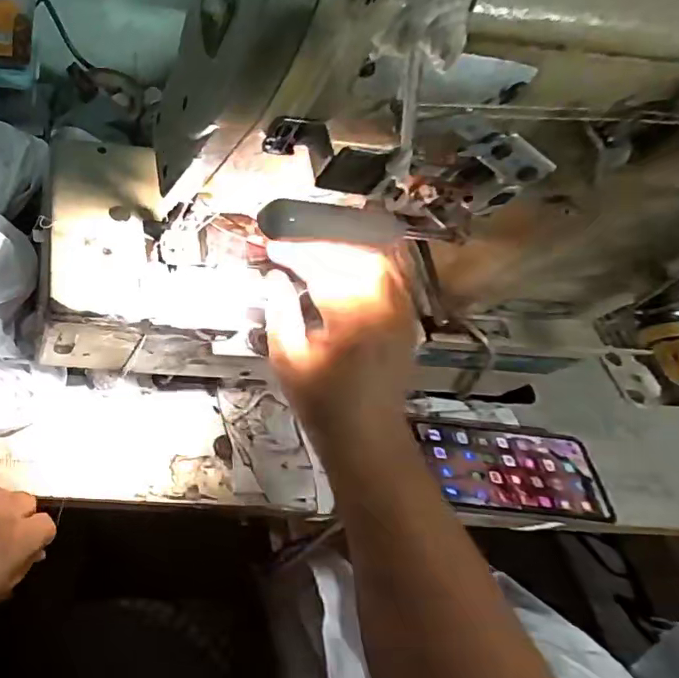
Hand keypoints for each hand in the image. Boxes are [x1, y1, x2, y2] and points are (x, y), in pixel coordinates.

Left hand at [0, 489, 55, 644]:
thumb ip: (23, 565)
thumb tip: (34, 551)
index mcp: (18, 536)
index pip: (47, 523)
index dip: (40, 538)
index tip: (29, 551)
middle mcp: (1, 509)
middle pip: (28, 501)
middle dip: (24, 518)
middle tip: (8, 540)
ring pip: (3, 494)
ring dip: (3, 510)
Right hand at [262, 241, 417, 437]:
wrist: (366, 433)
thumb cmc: (322, 402)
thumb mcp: (287, 359)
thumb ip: (279, 312)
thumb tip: (275, 278)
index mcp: (351, 315)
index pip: (321, 266)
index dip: (294, 253)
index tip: (272, 247)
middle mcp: (383, 304)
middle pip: (353, 253)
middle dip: (319, 244)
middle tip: (291, 246)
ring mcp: (401, 309)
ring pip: (376, 258)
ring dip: (343, 248)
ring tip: (315, 250)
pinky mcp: (406, 316)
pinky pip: (391, 274)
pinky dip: (366, 262)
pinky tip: (345, 264)